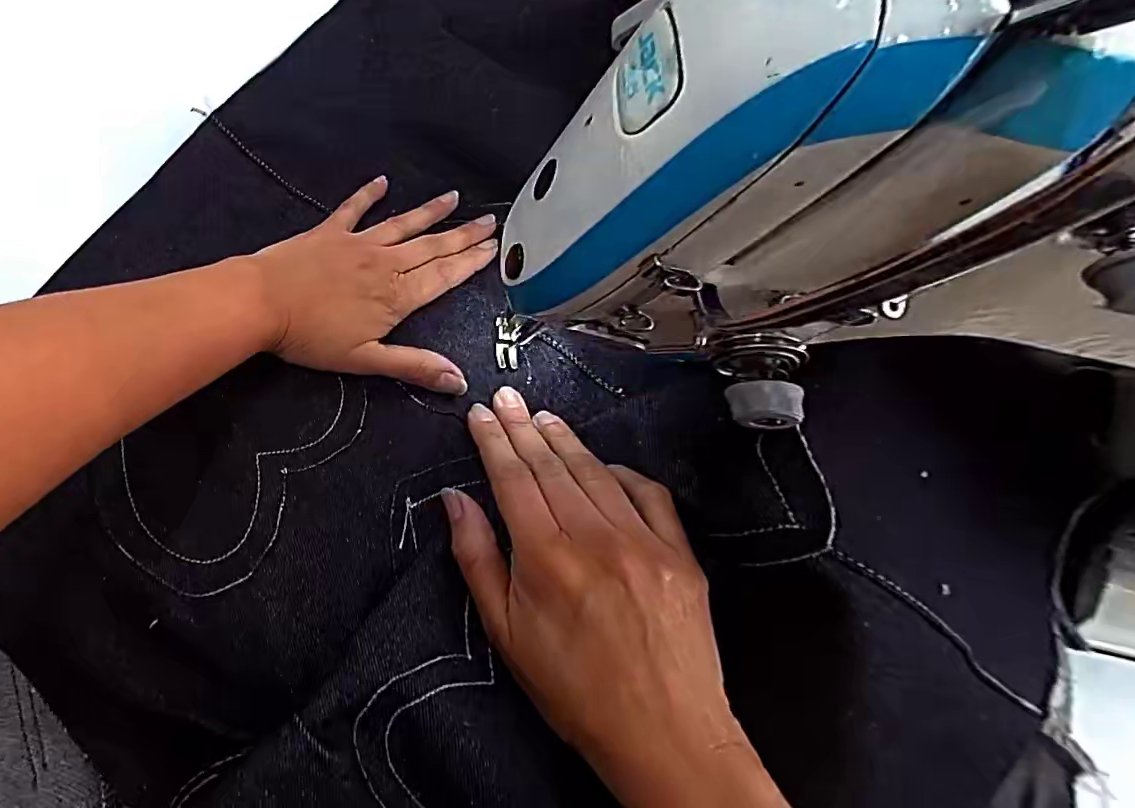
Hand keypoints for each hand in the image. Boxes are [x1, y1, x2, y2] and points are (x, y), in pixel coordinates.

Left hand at [245, 176, 496, 393]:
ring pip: (403, 224)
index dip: (470, 262)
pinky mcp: (330, 231)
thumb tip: (458, 380)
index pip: (444, 276)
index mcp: (396, 295)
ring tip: (453, 198)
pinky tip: (381, 182)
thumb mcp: (365, 360)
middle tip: (489, 222)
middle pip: (432, 247)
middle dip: (463, 235)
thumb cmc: (310, 336)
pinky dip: (368, 195)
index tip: (492, 249)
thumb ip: (414, 366)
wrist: (261, 302)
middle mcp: (384, 264)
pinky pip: (354, 208)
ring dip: (430, 212)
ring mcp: (358, 243)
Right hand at [443, 388, 788, 807]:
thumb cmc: (575, 691)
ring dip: (564, 439)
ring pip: (594, 471)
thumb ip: (477, 558)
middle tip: (506, 397)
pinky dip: (621, 471)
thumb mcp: (507, 634)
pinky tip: (604, 462)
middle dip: (522, 427)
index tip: (481, 413)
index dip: (494, 440)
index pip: (513, 477)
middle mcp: (594, 538)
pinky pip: (647, 492)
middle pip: (550, 465)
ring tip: (542, 417)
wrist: (666, 736)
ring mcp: (642, 540)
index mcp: (546, 558)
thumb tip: (455, 500)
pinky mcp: (679, 552)